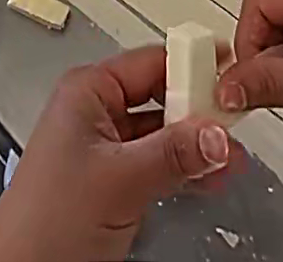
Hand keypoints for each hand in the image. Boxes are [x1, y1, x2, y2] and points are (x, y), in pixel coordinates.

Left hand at [0, 45, 246, 261]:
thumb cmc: (47, 220)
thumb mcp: (119, 180)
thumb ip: (172, 154)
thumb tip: (216, 134)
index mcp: (88, 90)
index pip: (150, 62)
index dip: (190, 63)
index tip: (227, 67)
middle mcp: (95, 109)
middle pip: (157, 94)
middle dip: (197, 109)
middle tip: (235, 116)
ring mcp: (102, 144)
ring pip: (159, 131)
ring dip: (194, 142)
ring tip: (231, 153)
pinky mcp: (109, 177)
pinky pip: (154, 160)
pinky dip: (181, 166)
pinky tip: (208, 176)